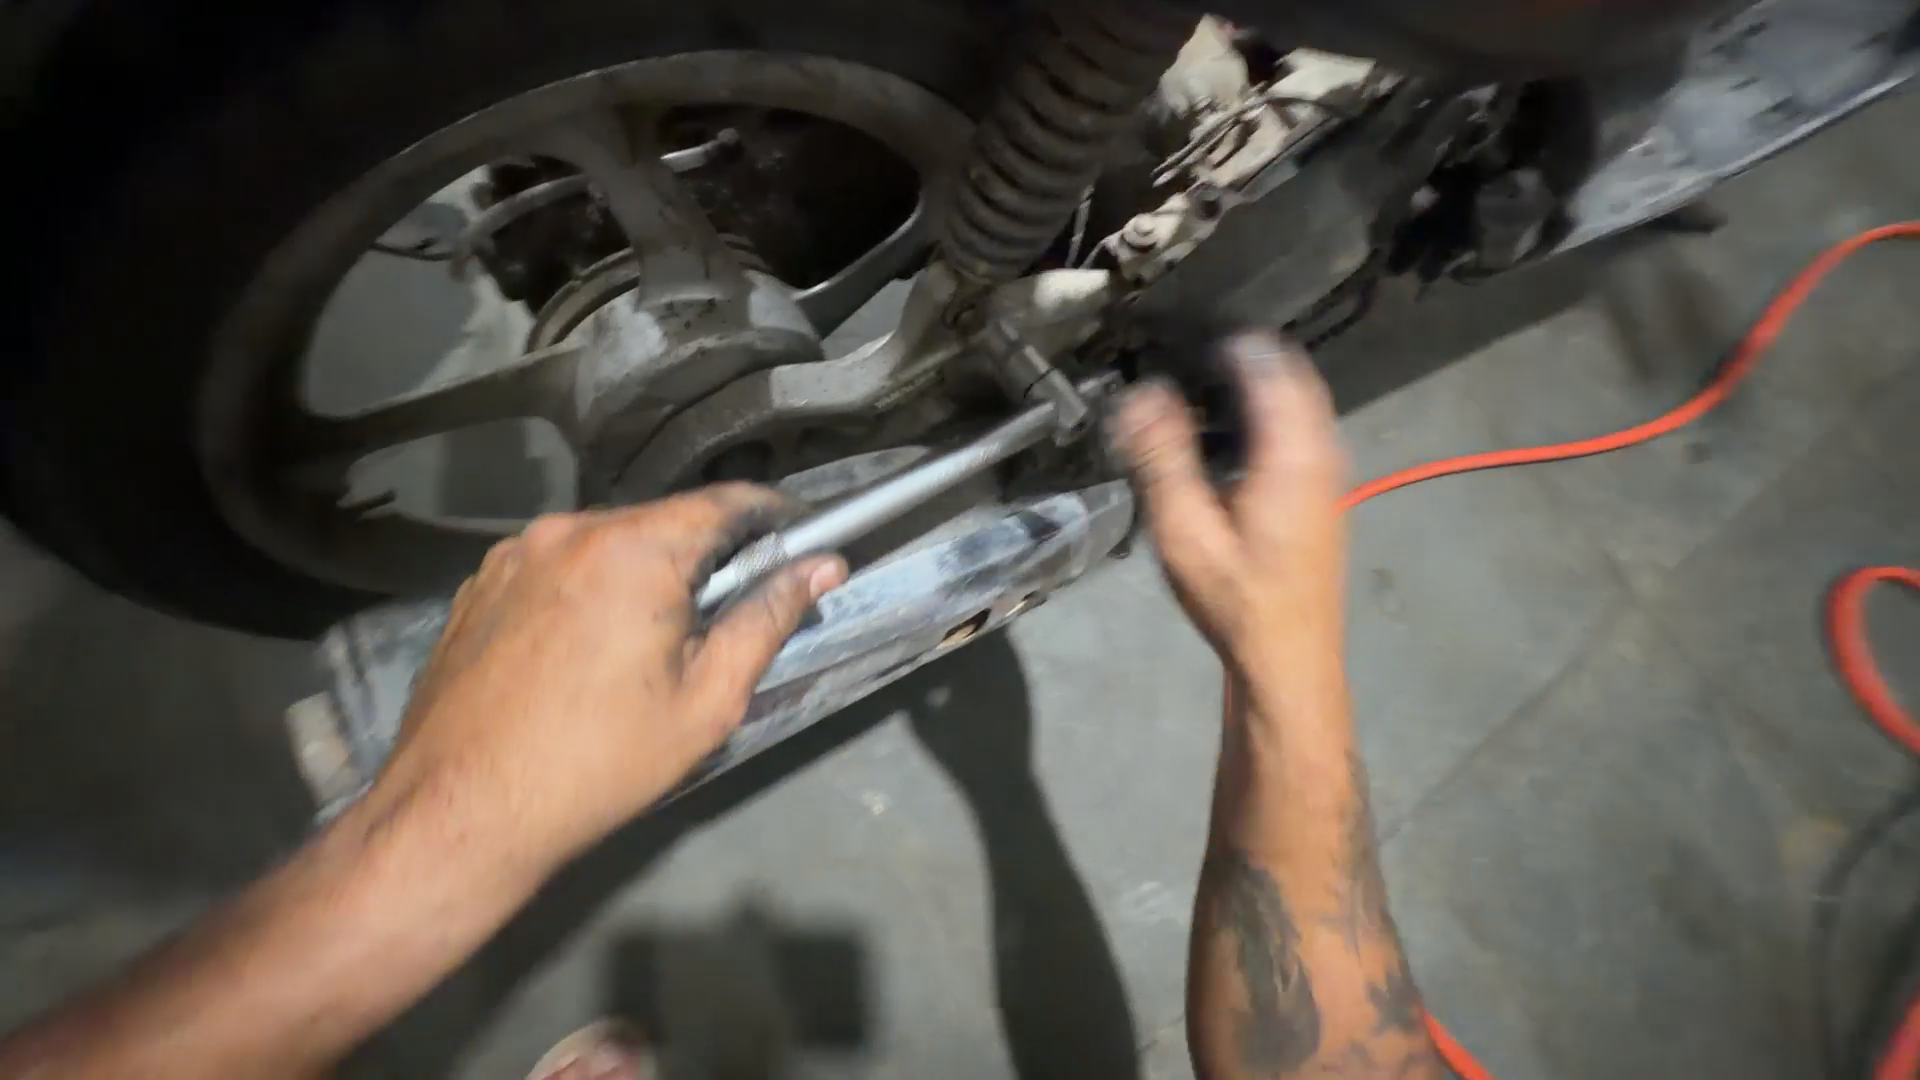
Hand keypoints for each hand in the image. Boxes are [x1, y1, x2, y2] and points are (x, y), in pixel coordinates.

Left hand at [366, 485, 846, 874]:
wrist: (457, 815)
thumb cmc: (601, 760)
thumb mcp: (709, 697)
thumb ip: (769, 617)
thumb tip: (823, 567)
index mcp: (632, 549)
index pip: (725, 502)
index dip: (773, 514)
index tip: (801, 538)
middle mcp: (569, 530)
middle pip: (668, 520)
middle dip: (710, 552)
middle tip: (732, 608)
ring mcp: (516, 552)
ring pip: (614, 540)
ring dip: (651, 569)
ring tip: (658, 635)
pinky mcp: (482, 581)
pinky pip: (564, 563)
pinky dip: (598, 584)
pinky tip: (593, 644)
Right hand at [1110, 331, 1347, 712]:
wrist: (1287, 655)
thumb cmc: (1234, 597)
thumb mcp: (1185, 531)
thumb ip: (1162, 459)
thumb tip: (1139, 395)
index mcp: (1292, 452)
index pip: (1268, 364)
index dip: (1227, 339)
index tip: (1183, 332)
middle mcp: (1322, 451)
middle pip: (1290, 375)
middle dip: (1243, 354)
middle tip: (1188, 351)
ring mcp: (1329, 472)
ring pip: (1299, 401)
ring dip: (1257, 382)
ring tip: (1202, 380)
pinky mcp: (1322, 492)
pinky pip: (1299, 426)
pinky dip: (1267, 411)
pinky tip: (1230, 432)